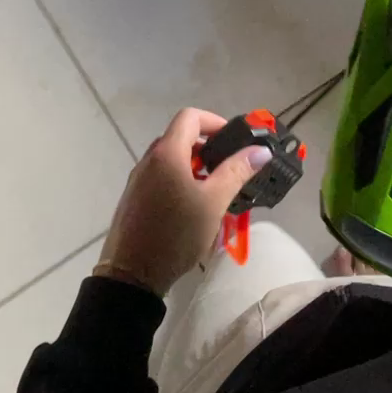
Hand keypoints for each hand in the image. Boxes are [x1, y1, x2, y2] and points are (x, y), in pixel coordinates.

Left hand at [95, 108, 272, 295]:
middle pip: (180, 137)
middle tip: (230, 167)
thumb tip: (260, 151)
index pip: (190, 117)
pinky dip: (180, 180)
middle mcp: (149, 160)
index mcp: (167, 154)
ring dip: (195, 166)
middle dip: (208, 147)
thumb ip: (236, 172)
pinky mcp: (134, 199)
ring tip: (216, 190)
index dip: (214, 121)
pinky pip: (161, 177)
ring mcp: (138, 180)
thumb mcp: (213, 203)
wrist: (131, 275)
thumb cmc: (176, 234)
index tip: (234, 141)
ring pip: (171, 159)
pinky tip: (194, 207)